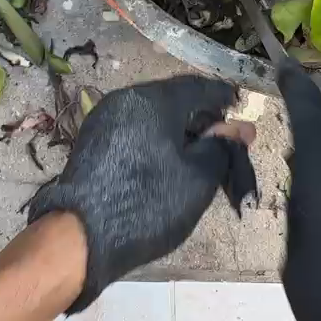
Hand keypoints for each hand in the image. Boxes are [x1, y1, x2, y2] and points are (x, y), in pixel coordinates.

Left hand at [26, 74, 256, 311]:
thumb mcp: (197, 180)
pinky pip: (134, 125)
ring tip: (196, 151)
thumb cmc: (148, 203)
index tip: (239, 106)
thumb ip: (221, 148)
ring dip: (177, 126)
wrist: (81, 233)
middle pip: (172, 97)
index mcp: (154, 100)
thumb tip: (240, 128)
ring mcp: (105, 115)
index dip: (222, 95)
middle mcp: (127, 98)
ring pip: (152, 112)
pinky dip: (155, 135)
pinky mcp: (93, 136)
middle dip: (200, 114)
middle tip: (222, 137)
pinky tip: (165, 158)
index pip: (197, 86)